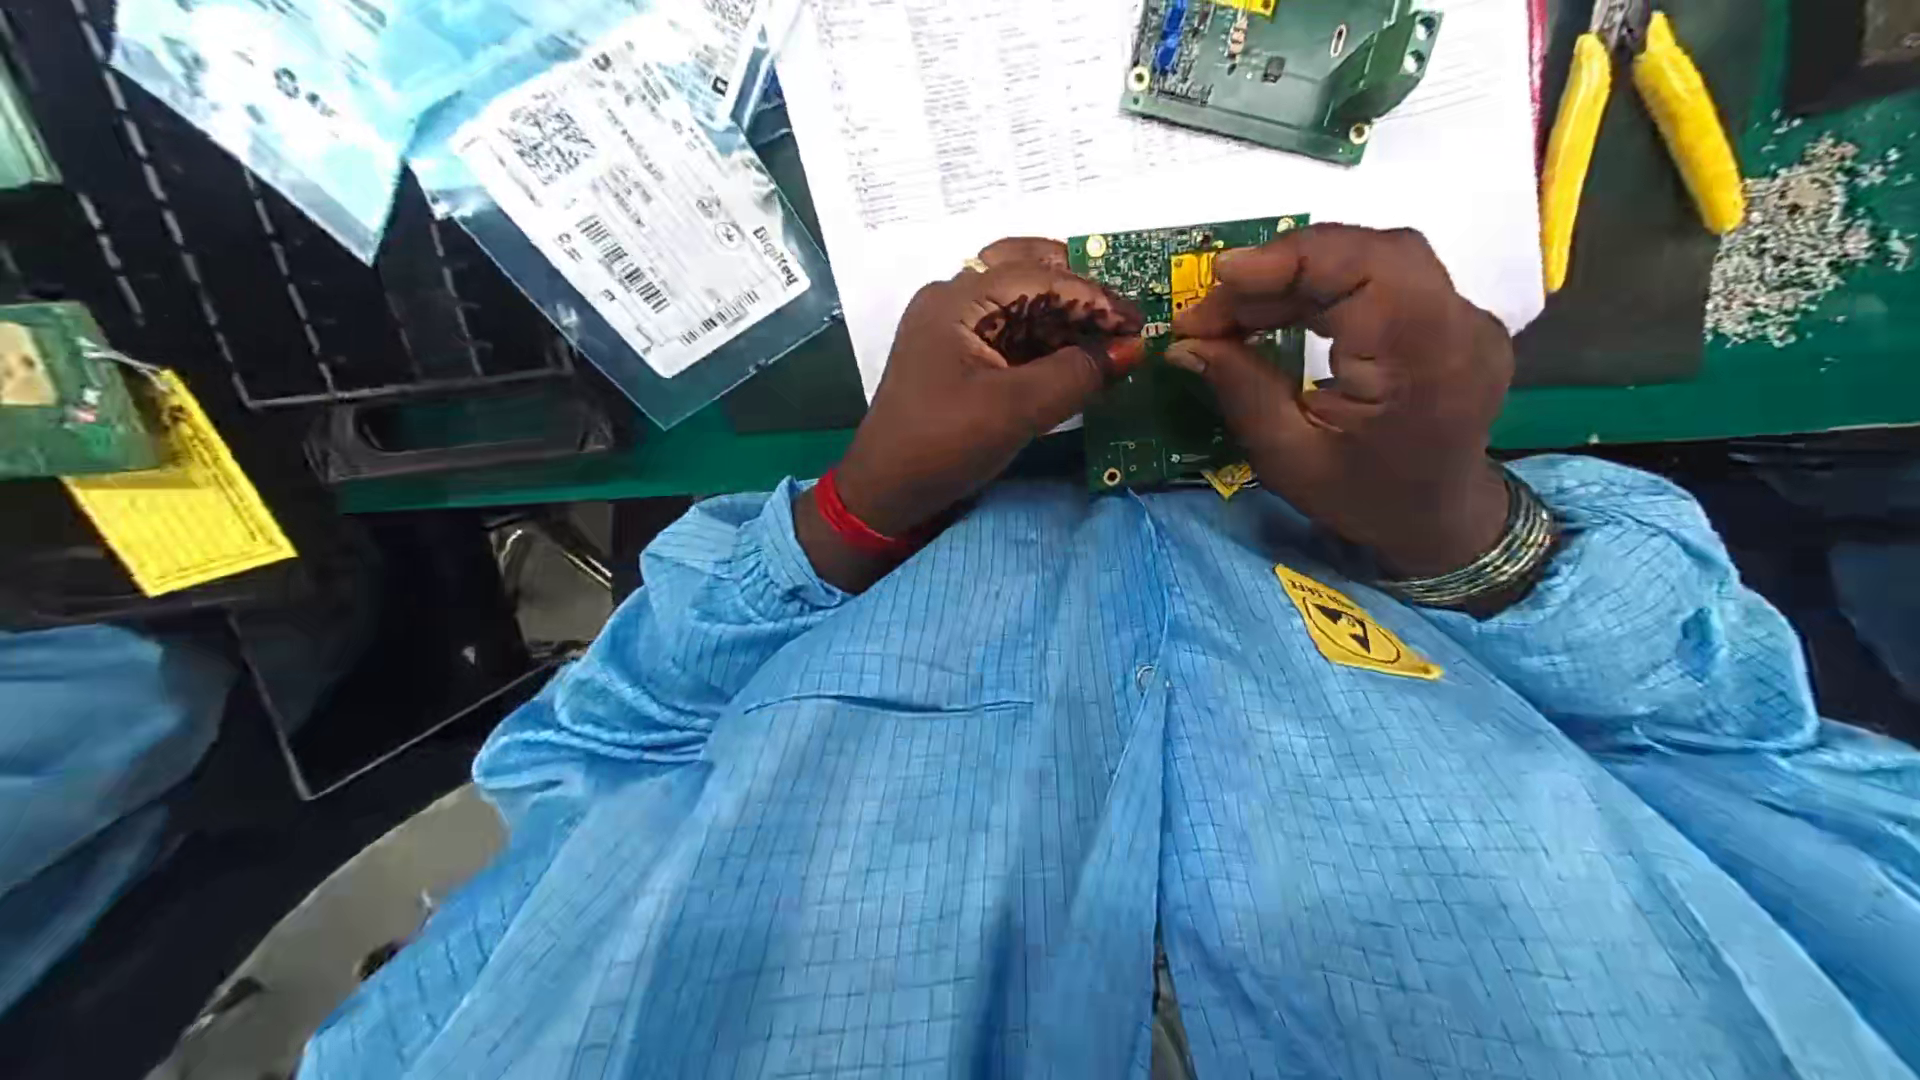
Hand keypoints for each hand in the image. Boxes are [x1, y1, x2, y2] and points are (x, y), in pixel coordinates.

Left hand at [797, 239, 1143, 589]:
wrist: (885, 492)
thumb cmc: (943, 445)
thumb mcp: (1015, 410)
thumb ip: (1076, 375)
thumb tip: (1130, 349)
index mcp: (956, 300)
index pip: (1037, 276)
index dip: (1092, 297)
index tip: (1136, 324)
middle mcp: (951, 302)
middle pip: (1025, 274)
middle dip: (1077, 297)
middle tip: (1119, 326)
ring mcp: (952, 330)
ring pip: (1018, 306)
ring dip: (1062, 321)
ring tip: (1105, 347)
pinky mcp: (957, 360)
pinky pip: (1008, 337)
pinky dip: (1043, 345)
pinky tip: (1073, 362)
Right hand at [1167, 224, 1513, 578]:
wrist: (1436, 522)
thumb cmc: (1361, 500)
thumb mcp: (1286, 458)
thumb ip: (1241, 390)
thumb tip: (1185, 344)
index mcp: (1424, 362)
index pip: (1369, 267)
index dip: (1290, 259)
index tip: (1218, 278)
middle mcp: (1460, 324)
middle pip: (1369, 253)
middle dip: (1279, 270)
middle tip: (1211, 310)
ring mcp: (1461, 316)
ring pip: (1372, 259)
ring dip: (1291, 279)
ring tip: (1231, 315)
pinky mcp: (1445, 319)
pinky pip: (1379, 279)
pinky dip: (1317, 288)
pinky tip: (1275, 311)